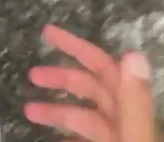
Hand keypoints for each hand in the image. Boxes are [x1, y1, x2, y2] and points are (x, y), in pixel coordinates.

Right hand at [25, 25, 157, 141]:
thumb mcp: (134, 137)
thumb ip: (134, 101)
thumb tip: (134, 53)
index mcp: (135, 110)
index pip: (103, 66)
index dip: (75, 46)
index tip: (47, 31)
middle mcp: (130, 120)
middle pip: (92, 89)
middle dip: (60, 78)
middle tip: (31, 75)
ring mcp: (123, 136)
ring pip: (86, 116)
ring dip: (57, 111)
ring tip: (29, 111)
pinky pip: (89, 138)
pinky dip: (70, 134)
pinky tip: (54, 137)